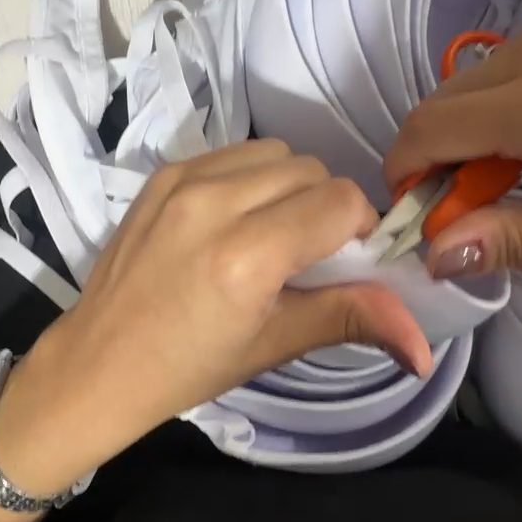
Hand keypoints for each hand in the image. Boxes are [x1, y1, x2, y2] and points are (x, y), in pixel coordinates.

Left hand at [0, 142, 432, 493]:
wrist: (96, 364)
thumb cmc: (188, 368)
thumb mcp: (273, 345)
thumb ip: (352, 319)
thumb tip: (426, 347)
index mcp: (246, 255)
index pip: (339, 201)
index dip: (358, 229)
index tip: (348, 261)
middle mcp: (214, 202)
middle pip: (312, 171)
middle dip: (327, 208)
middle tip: (311, 254)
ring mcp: (183, 181)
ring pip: (277, 154)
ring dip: (292, 186)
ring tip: (274, 232)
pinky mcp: (163, 173)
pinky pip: (235, 153)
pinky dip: (253, 177)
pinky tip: (238, 217)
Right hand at [385, 0, 521, 280]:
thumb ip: (511, 242)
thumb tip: (433, 253)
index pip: (431, 128)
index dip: (407, 168)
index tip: (417, 202)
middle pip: (445, 99)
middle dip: (440, 150)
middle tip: (474, 194)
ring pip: (476, 75)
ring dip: (477, 120)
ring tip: (521, 158)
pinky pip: (514, 50)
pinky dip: (511, 87)